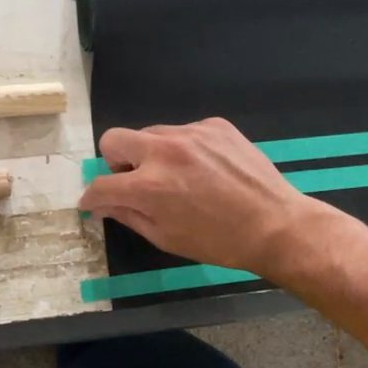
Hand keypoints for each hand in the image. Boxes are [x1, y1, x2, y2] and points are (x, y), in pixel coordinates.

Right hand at [78, 118, 347, 277]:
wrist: (274, 224)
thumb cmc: (217, 241)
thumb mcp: (165, 237)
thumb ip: (128, 215)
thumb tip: (104, 204)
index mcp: (149, 186)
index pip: (101, 184)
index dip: (92, 197)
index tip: (95, 202)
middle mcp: (164, 151)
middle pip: (114, 139)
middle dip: (115, 162)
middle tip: (133, 182)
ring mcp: (191, 133)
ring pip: (150, 134)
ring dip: (151, 154)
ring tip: (176, 178)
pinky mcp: (215, 125)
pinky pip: (182, 132)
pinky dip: (182, 149)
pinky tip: (203, 170)